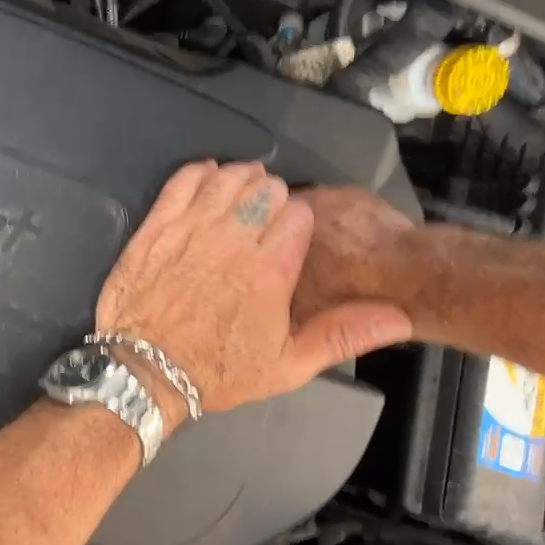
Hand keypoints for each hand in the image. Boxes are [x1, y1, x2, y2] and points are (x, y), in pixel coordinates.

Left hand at [96, 163, 413, 418]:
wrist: (145, 370)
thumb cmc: (216, 370)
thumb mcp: (287, 366)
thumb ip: (343, 334)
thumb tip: (399, 316)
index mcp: (270, 270)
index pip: (299, 214)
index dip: (298, 219)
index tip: (290, 232)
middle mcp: (232, 241)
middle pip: (265, 190)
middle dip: (270, 197)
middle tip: (264, 215)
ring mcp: (190, 230)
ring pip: (226, 179)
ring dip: (238, 180)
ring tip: (240, 194)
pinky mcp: (156, 228)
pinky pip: (181, 182)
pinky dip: (198, 174)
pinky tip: (206, 179)